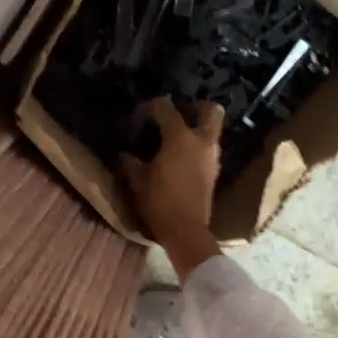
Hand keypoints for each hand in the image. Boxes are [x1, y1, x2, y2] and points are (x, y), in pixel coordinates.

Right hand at [120, 98, 224, 276]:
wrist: (186, 230)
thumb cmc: (159, 201)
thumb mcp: (137, 180)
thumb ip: (130, 162)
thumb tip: (123, 154)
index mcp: (180, 137)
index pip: (166, 108)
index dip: (150, 107)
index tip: (138, 117)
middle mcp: (201, 142)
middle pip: (211, 111)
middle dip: (195, 108)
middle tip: (177, 115)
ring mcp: (212, 157)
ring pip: (212, 131)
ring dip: (197, 129)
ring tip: (175, 139)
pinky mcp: (214, 173)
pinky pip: (209, 149)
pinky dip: (198, 147)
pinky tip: (181, 158)